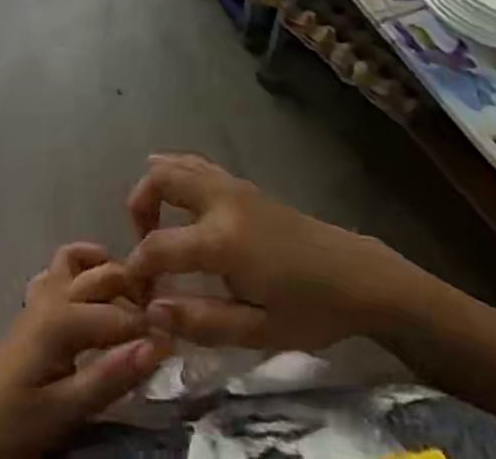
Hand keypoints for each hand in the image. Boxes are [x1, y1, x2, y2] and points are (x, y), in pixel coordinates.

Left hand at [0, 244, 168, 458]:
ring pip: (79, 262)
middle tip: (159, 322)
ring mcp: (41, 299)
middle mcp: (53, 297)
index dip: (150, 330)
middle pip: (105, 275)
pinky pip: (60, 272)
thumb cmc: (14, 426)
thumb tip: (158, 345)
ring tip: (133, 300)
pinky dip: (82, 269)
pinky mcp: (34, 310)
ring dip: (108, 271)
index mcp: (62, 319)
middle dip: (137, 291)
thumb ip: (110, 377)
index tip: (174, 346)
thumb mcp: (65, 411)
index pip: (122, 316)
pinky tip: (96, 297)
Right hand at [126, 154, 414, 350]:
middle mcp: (223, 201)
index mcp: (223, 240)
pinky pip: (200, 166)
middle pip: (161, 180)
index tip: (138, 298)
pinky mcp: (247, 187)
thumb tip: (152, 310)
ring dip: (155, 188)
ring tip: (152, 225)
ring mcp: (236, 187)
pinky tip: (173, 194)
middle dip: (138, 208)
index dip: (136, 270)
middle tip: (142, 249)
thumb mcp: (258, 331)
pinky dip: (177, 173)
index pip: (157, 245)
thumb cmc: (311, 309)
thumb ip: (201, 321)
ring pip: (179, 164)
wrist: (360, 277)